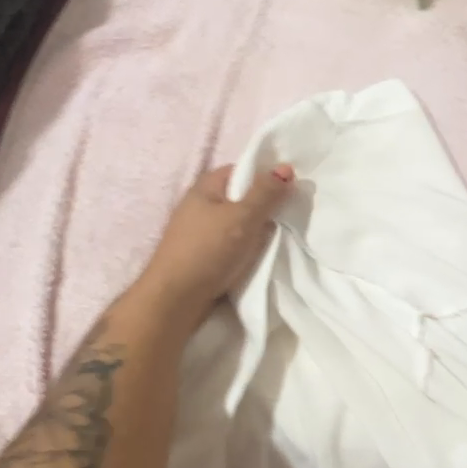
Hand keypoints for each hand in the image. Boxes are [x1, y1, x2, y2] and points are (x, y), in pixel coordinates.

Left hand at [128, 164, 293, 329]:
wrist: (175, 300)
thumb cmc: (208, 251)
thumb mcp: (243, 217)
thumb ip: (266, 193)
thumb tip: (286, 168)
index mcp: (206, 186)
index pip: (242, 170)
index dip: (266, 177)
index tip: (291, 190)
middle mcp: (201, 204)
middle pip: (242, 198)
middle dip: (266, 206)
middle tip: (290, 216)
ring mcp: (201, 231)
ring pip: (239, 223)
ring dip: (258, 231)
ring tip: (280, 238)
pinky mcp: (204, 255)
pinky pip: (233, 243)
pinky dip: (248, 248)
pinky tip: (260, 256)